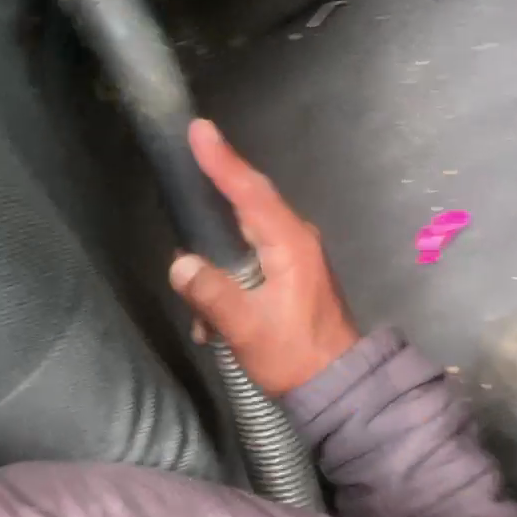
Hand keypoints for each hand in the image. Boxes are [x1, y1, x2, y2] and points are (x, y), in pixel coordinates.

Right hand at [170, 119, 359, 394]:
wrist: (337, 386)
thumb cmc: (295, 356)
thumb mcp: (248, 329)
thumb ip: (212, 295)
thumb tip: (180, 265)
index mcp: (289, 243)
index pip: (249, 192)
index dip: (222, 161)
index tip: (198, 129)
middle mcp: (295, 240)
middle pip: (248, 203)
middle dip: (215, 193)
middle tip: (186, 167)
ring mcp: (295, 258)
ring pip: (244, 239)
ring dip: (216, 265)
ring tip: (200, 302)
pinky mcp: (290, 277)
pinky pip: (250, 263)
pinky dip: (228, 285)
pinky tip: (213, 325)